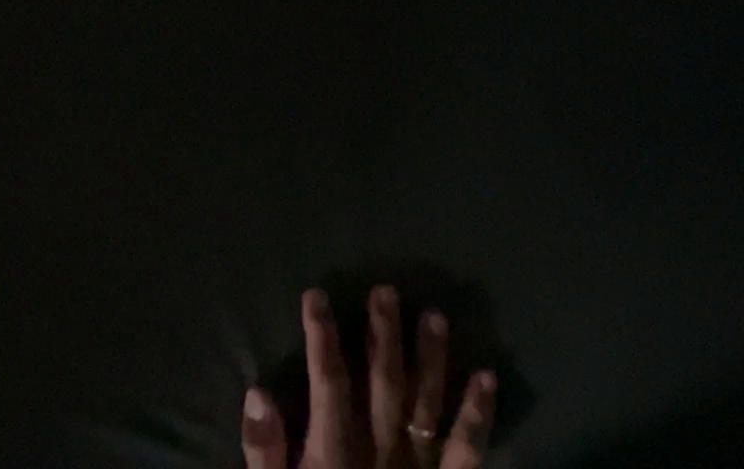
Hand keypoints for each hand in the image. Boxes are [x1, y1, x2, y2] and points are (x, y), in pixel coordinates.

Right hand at [242, 287, 495, 468]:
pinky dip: (478, 416)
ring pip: (426, 406)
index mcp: (335, 453)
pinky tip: (487, 378)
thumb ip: (265, 452)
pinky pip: (468, 452)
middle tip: (385, 291)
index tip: (315, 295)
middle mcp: (381, 455)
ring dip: (432, 361)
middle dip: (383, 336)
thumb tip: (257, 392)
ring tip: (434, 316)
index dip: (322, 337)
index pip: (328, 383)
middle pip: (383, 385)